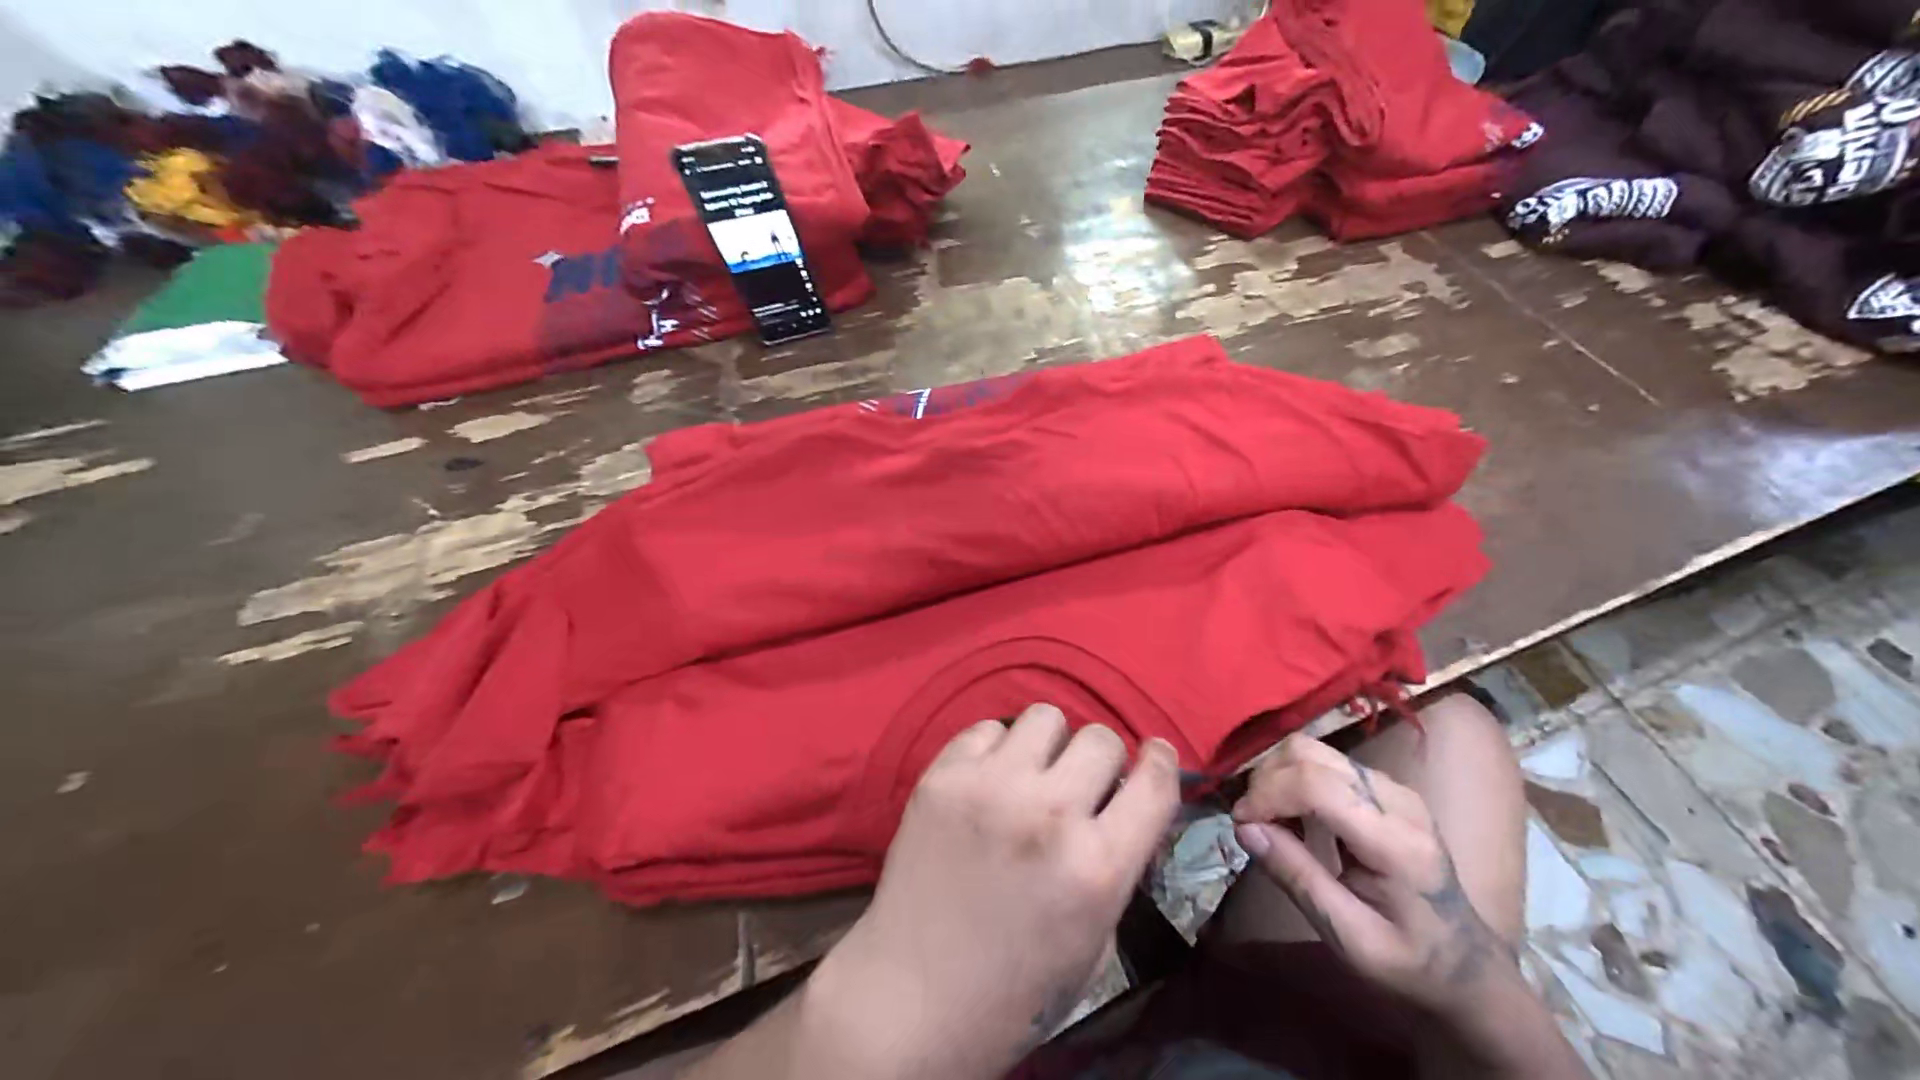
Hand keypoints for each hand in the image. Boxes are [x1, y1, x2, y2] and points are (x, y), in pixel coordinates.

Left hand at [808, 704, 1180, 1079]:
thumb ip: (1117, 861)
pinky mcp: (942, 777)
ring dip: (1050, 745)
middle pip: (1101, 739)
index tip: (1154, 756)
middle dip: (1101, 760)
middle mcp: (1048, 814)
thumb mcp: (1096, 937)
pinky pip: (986, 729)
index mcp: (1096, 866)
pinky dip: (996, 749)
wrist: (916, 994)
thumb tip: (1124, 803)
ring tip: (1032, 774)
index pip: (1154, 782)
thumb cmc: (1016, 986)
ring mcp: (989, 787)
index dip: (1162, 762)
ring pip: (1045, 717)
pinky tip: (987, 780)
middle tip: (1080, 784)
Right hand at [1229, 734, 1512, 1019]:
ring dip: (1276, 776)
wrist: (1467, 966)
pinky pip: (1322, 761)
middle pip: (1308, 754)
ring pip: (1311, 749)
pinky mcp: (1383, 786)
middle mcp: (1397, 800)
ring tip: (1271, 818)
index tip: (1240, 823)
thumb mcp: (1350, 938)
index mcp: (1396, 843)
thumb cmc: (1410, 962)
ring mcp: (1392, 788)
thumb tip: (1243, 828)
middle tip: (1252, 822)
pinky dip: (1293, 778)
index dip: (1266, 794)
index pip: (1316, 785)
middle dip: (1266, 780)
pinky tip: (1294, 816)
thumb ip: (1297, 878)